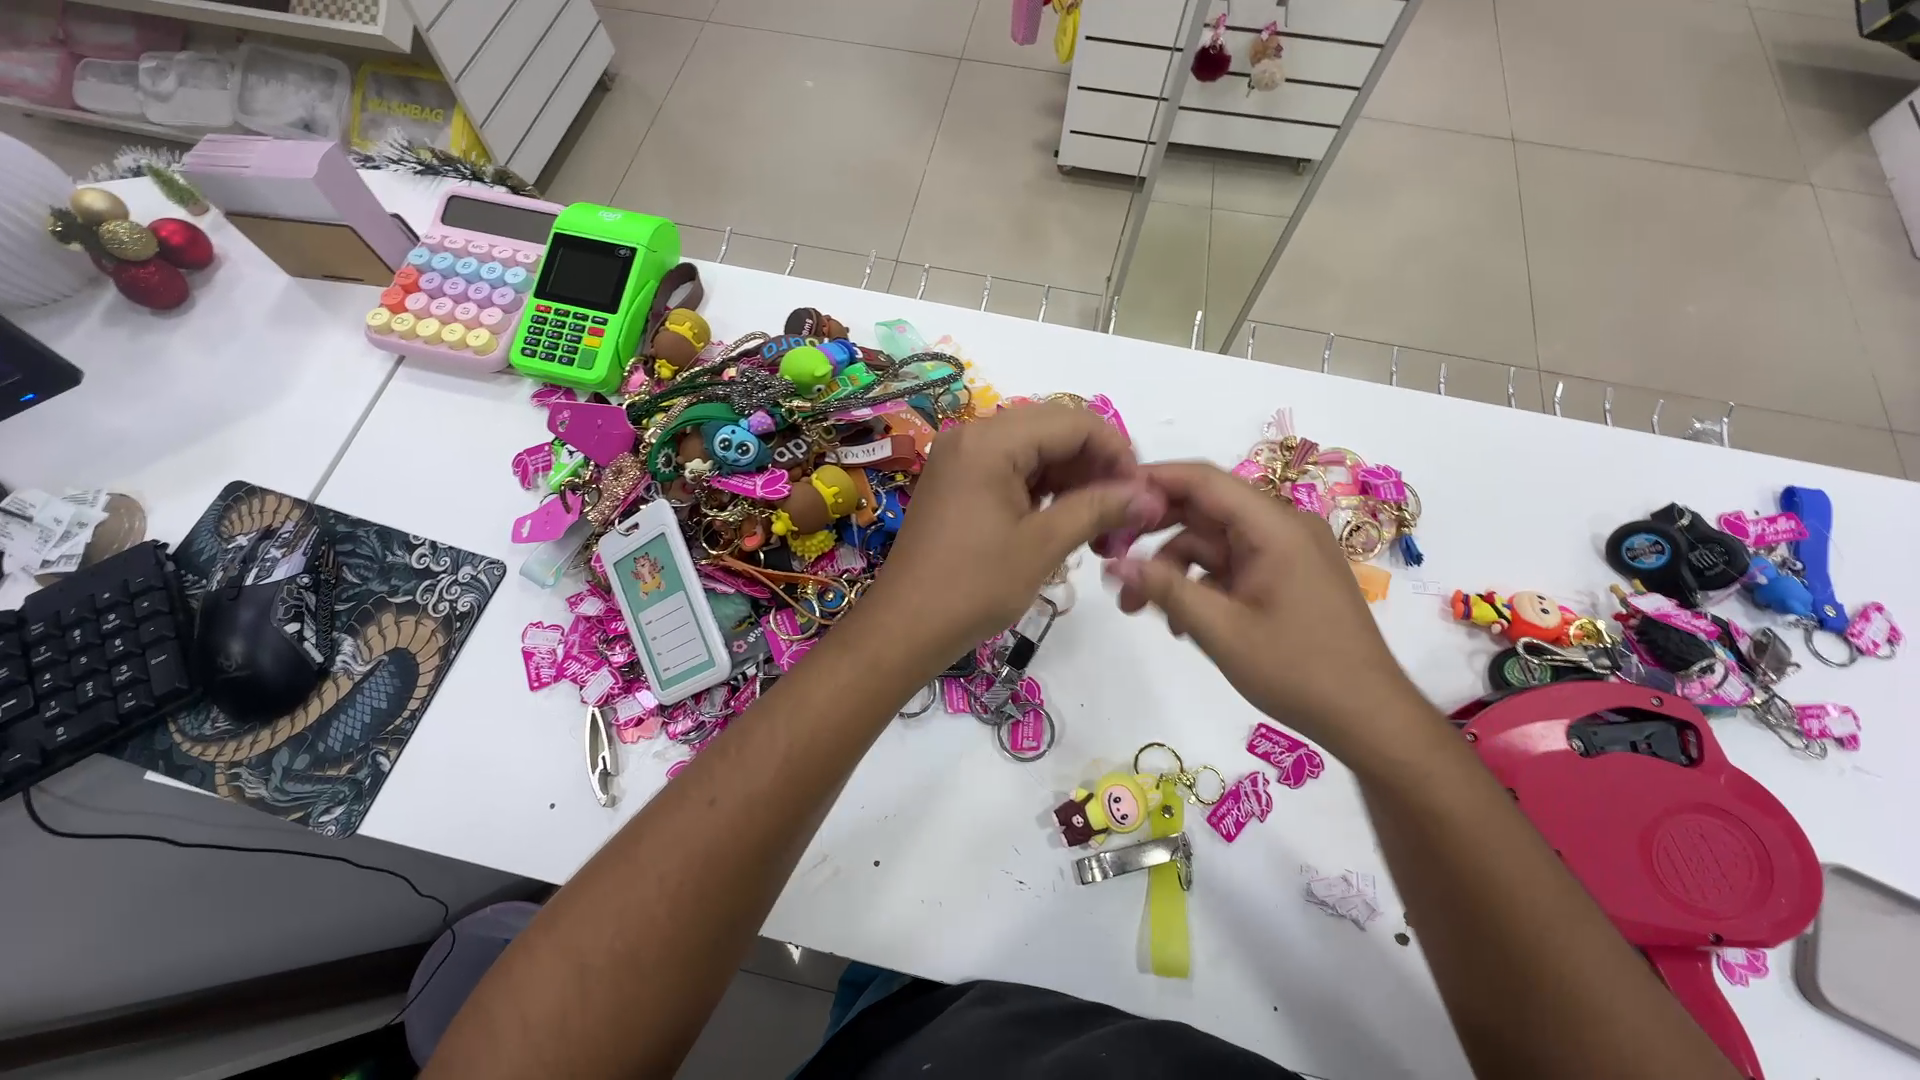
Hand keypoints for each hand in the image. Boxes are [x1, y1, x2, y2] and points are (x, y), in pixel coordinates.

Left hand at [869, 403, 1160, 662]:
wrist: (905, 628)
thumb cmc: (974, 586)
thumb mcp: (1043, 545)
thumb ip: (1099, 508)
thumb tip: (1150, 494)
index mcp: (990, 441)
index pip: (1074, 421)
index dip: (1117, 452)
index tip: (1142, 493)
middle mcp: (973, 435)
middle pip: (1055, 430)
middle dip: (1096, 466)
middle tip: (1124, 511)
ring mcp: (962, 458)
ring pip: (1036, 450)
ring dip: (1073, 479)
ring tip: (1101, 525)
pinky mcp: (958, 482)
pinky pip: (1013, 470)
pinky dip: (1045, 490)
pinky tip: (1067, 521)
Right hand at [1105, 462, 1425, 756]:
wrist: (1368, 717)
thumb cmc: (1297, 671)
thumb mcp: (1220, 630)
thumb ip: (1165, 589)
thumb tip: (1113, 564)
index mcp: (1275, 526)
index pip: (1203, 480)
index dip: (1152, 482)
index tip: (1107, 500)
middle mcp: (1284, 527)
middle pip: (1205, 511)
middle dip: (1155, 537)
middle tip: (1112, 564)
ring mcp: (1289, 552)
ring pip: (1214, 543)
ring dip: (1175, 570)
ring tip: (1139, 609)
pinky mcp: (1289, 576)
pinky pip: (1233, 565)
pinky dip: (1203, 585)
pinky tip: (1182, 623)